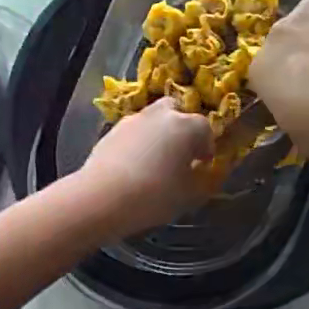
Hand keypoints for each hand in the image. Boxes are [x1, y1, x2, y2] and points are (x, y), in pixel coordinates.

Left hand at [72, 97, 214, 237]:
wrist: (102, 197)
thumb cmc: (155, 196)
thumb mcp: (189, 196)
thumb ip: (201, 181)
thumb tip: (199, 173)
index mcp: (187, 126)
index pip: (205, 129)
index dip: (205, 147)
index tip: (202, 164)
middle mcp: (160, 115)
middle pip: (175, 111)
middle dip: (180, 128)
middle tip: (179, 154)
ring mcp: (132, 121)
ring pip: (151, 120)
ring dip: (156, 135)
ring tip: (153, 162)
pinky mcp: (110, 132)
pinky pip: (131, 134)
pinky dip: (136, 144)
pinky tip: (132, 167)